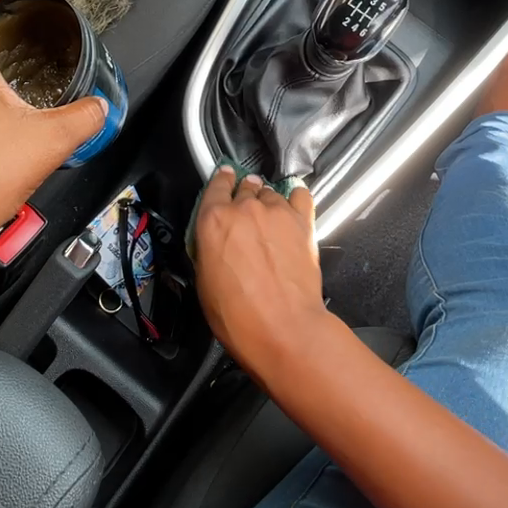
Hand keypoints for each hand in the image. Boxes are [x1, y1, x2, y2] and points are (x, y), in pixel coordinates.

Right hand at [191, 168, 333, 375]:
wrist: (284, 329)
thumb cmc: (241, 316)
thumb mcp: (204, 283)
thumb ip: (208, 250)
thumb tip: (214, 245)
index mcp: (213, 221)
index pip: (215, 185)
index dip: (221, 181)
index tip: (224, 178)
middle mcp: (244, 208)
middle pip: (244, 186)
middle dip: (244, 194)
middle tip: (245, 211)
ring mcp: (276, 212)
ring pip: (270, 192)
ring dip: (268, 201)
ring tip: (269, 218)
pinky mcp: (302, 222)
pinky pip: (300, 195)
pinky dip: (296, 197)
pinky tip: (294, 204)